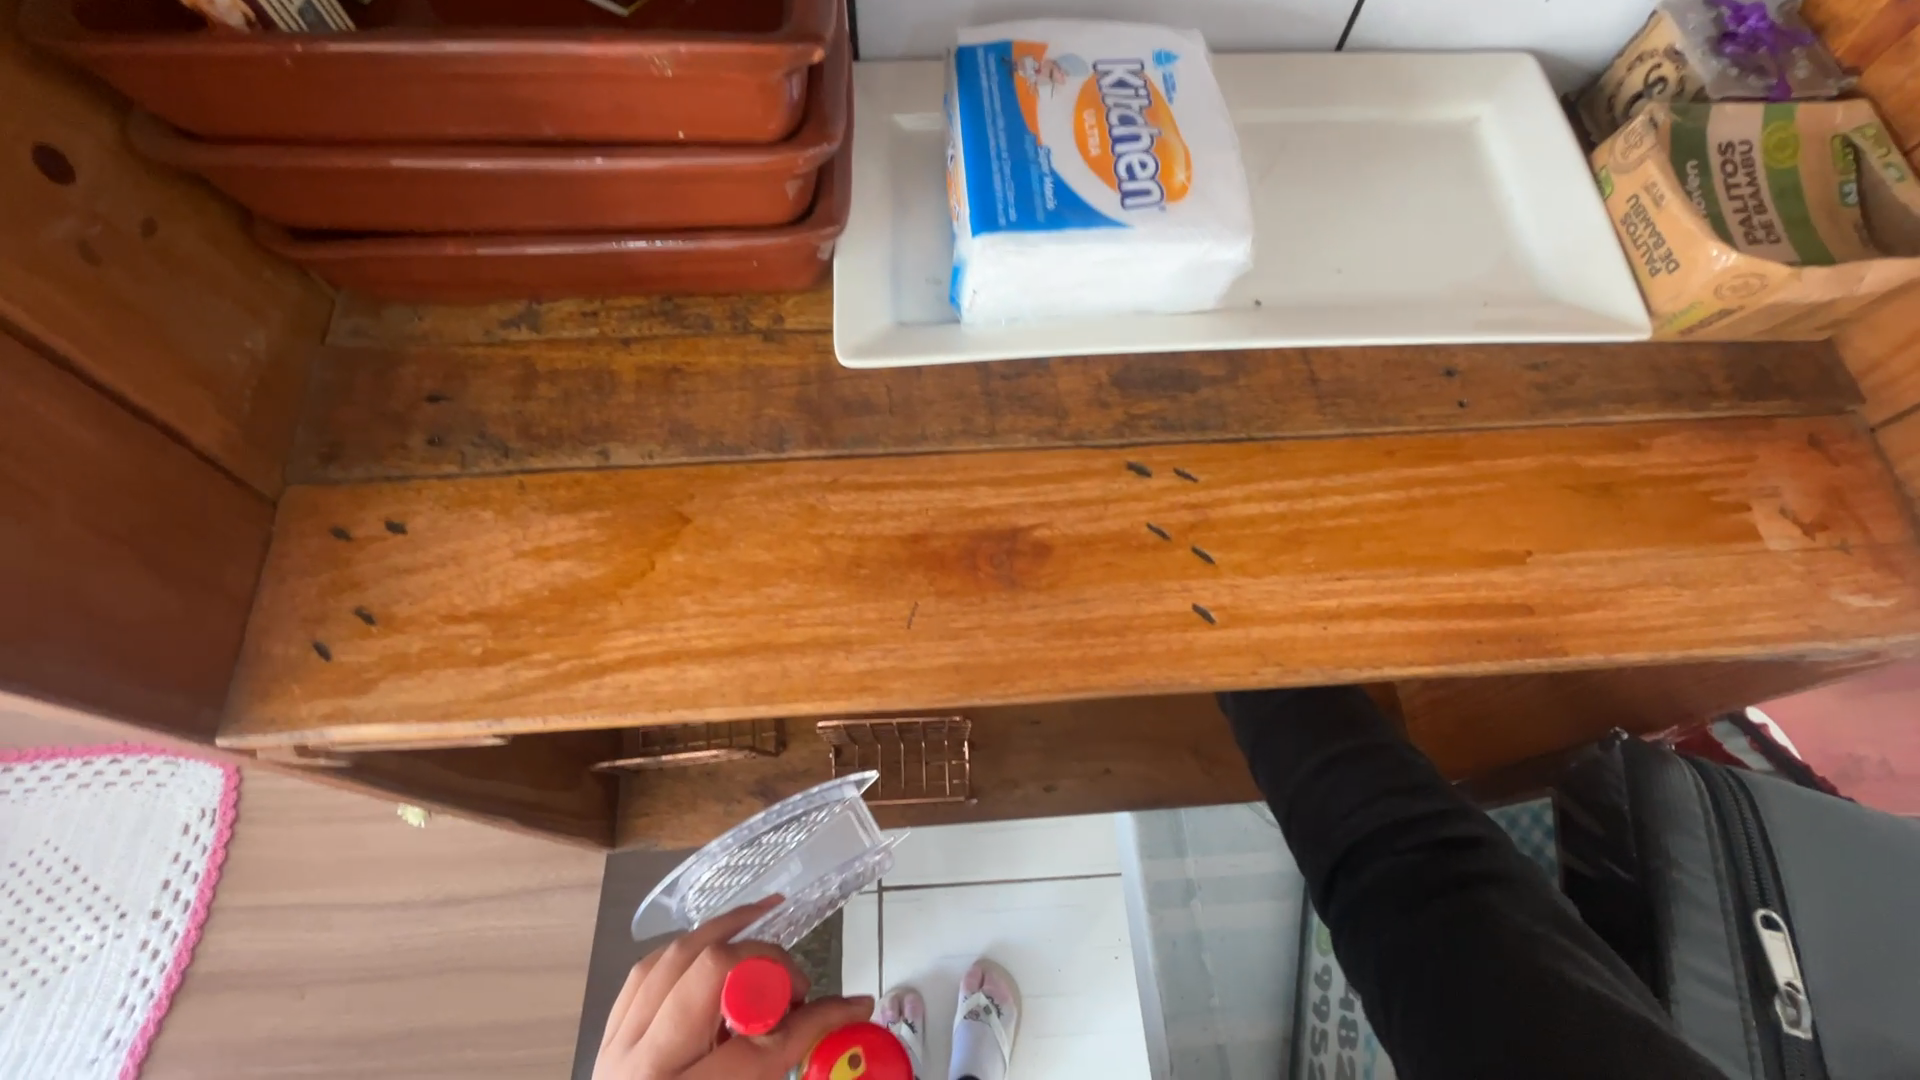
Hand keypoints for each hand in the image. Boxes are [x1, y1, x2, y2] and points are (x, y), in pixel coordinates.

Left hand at [593, 896, 874, 1079]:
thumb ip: (789, 1063)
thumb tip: (851, 1012)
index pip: (760, 1047)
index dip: (815, 1019)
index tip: (849, 1005)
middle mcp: (644, 1071)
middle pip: (708, 974)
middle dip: (764, 962)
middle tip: (795, 984)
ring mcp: (618, 1050)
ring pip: (675, 958)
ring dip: (725, 935)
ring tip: (766, 925)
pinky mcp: (607, 1039)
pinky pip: (647, 971)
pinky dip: (686, 951)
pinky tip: (715, 946)